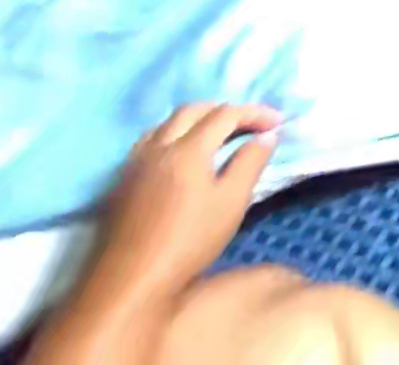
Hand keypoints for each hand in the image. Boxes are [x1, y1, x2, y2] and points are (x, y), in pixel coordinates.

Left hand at [93, 102, 281, 296]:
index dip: (256, 113)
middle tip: (249, 122)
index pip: (226, 113)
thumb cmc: (188, 241)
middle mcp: (158, 149)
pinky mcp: (119, 184)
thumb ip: (251, 161)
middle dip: (225, 109)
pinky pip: (149, 142)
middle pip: (193, 110)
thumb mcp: (233, 200)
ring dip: (196, 119)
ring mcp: (133, 166)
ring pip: (166, 124)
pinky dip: (173, 135)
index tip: (279, 123)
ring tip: (216, 134)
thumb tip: (266, 136)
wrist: (126, 287)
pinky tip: (181, 155)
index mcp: (188, 149)